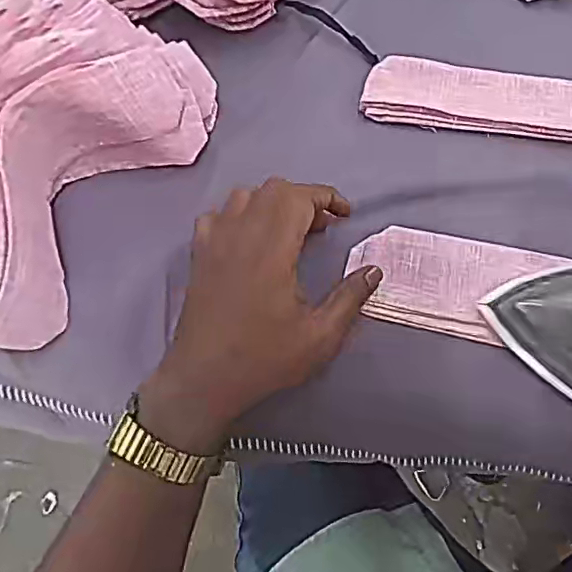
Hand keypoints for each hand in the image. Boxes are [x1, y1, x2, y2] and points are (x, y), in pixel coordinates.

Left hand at [137, 180, 379, 454]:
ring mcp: (213, 244)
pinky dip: (240, 215)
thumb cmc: (263, 359)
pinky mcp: (198, 257)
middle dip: (304, 199)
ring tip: (290, 231)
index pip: (298, 198)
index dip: (326, 198)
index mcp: (271, 251)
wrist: (202, 381)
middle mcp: (240, 237)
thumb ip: (350, 298)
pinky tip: (250, 240)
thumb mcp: (320, 337)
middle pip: (273, 190)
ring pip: (244, 196)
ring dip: (273, 203)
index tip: (345, 216)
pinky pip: (218, 215)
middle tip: (323, 228)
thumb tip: (373, 270)